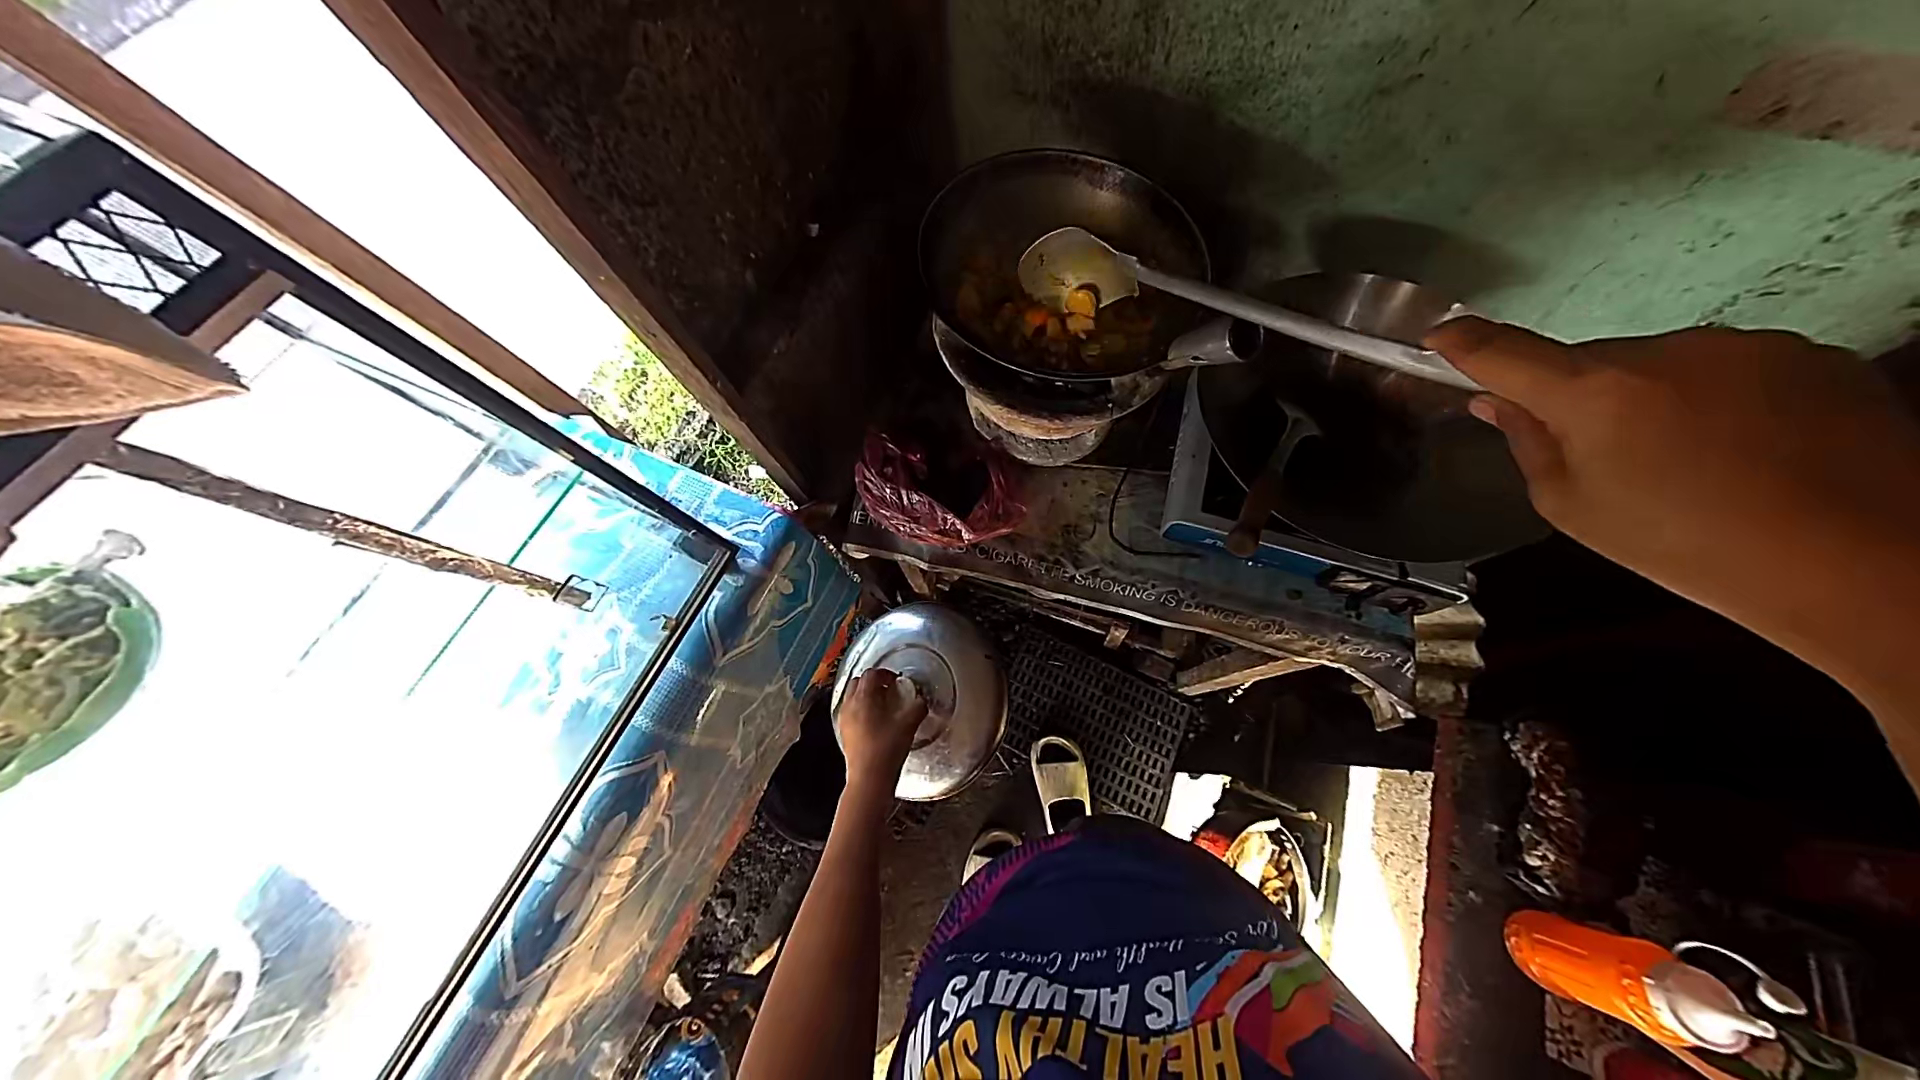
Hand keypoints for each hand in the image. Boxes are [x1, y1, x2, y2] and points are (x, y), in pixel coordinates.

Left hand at [836, 669, 926, 799]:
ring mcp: (844, 720)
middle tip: (890, 689)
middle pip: (858, 682)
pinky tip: (876, 723)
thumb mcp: (908, 725)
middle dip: (873, 682)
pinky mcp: (844, 733)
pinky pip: (850, 713)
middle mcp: (849, 705)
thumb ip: (917, 708)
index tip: (897, 680)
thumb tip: (922, 701)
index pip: (871, 674)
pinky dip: (861, 710)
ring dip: (866, 696)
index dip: (885, 673)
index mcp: (864, 698)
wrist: (869, 779)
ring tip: (884, 706)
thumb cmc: (887, 749)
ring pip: (852, 697)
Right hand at [1426, 317, 1919, 794]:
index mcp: (1595, 392)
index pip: (1507, 353)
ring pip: (1657, 364)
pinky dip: (1708, 399)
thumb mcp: (1572, 507)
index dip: (1467, 342)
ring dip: (1645, 397)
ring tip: (1680, 459)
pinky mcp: (1809, 353)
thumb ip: (1528, 443)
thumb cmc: (1683, 543)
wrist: (1864, 560)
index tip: (1438, 333)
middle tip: (1593, 452)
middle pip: (1588, 361)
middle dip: (1574, 394)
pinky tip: (1739, 449)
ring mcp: (1743, 345)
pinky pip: (1722, 368)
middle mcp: (1665, 350)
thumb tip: (1499, 402)